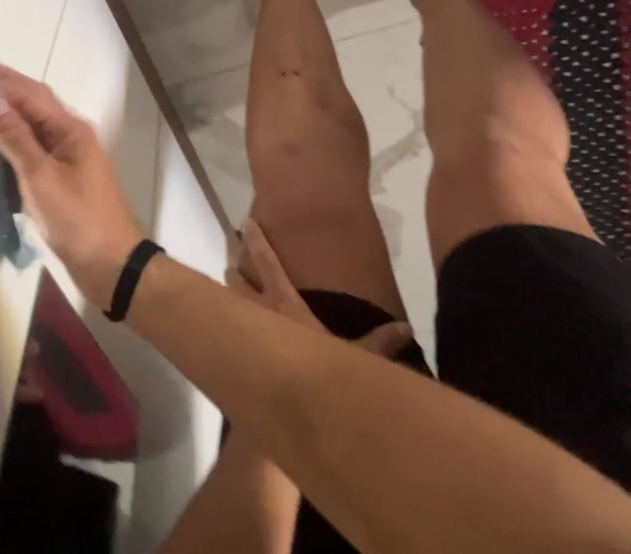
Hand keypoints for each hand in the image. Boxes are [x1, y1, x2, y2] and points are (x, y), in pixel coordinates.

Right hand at [0, 58, 147, 306]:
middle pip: (31, 108)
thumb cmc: (79, 219)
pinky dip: (7, 152)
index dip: (1, 77)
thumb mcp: (42, 177)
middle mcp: (69, 139)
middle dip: (0, 95)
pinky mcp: (59, 185)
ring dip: (1, 123)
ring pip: (29, 133)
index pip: (31, 93)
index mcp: (70, 130)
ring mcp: (66, 163)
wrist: (111, 267)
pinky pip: (28, 158)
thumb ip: (16, 139)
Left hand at [228, 219, 413, 358]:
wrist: (280, 410)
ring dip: (226, 296)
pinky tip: (225, 339)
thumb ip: (380, 343)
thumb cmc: (316, 373)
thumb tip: (407, 328)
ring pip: (227, 305)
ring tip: (222, 291)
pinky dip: (224, 328)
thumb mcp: (356, 357)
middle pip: (238, 284)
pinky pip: (226, 334)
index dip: (257, 241)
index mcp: (284, 303)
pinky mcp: (235, 357)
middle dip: (235, 271)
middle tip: (230, 261)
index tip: (246, 221)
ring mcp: (243, 335)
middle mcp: (259, 312)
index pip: (268, 264)